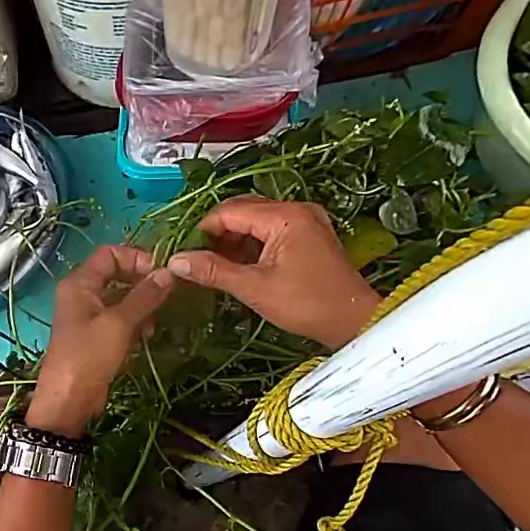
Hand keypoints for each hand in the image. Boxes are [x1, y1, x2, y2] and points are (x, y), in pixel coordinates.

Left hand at [28, 246, 174, 436]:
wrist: (69, 400)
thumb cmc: (88, 357)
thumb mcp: (118, 324)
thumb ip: (144, 296)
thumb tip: (168, 273)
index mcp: (79, 283)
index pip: (109, 254)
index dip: (136, 258)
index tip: (161, 273)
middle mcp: (82, 294)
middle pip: (117, 274)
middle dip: (142, 284)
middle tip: (165, 296)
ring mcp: (89, 316)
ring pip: (121, 299)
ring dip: (141, 307)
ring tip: (153, 323)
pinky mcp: (97, 336)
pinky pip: (120, 320)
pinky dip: (134, 324)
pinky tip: (145, 337)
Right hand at [166, 198, 380, 347]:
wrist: (353, 321)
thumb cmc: (307, 304)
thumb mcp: (254, 287)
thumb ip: (212, 271)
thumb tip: (176, 261)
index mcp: (284, 216)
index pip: (228, 211)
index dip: (202, 230)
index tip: (184, 252)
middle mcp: (295, 210)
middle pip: (241, 211)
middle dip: (216, 234)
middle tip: (195, 259)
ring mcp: (304, 221)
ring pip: (254, 221)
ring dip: (232, 241)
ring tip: (214, 266)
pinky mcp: (308, 235)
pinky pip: (269, 231)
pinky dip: (250, 245)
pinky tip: (238, 265)